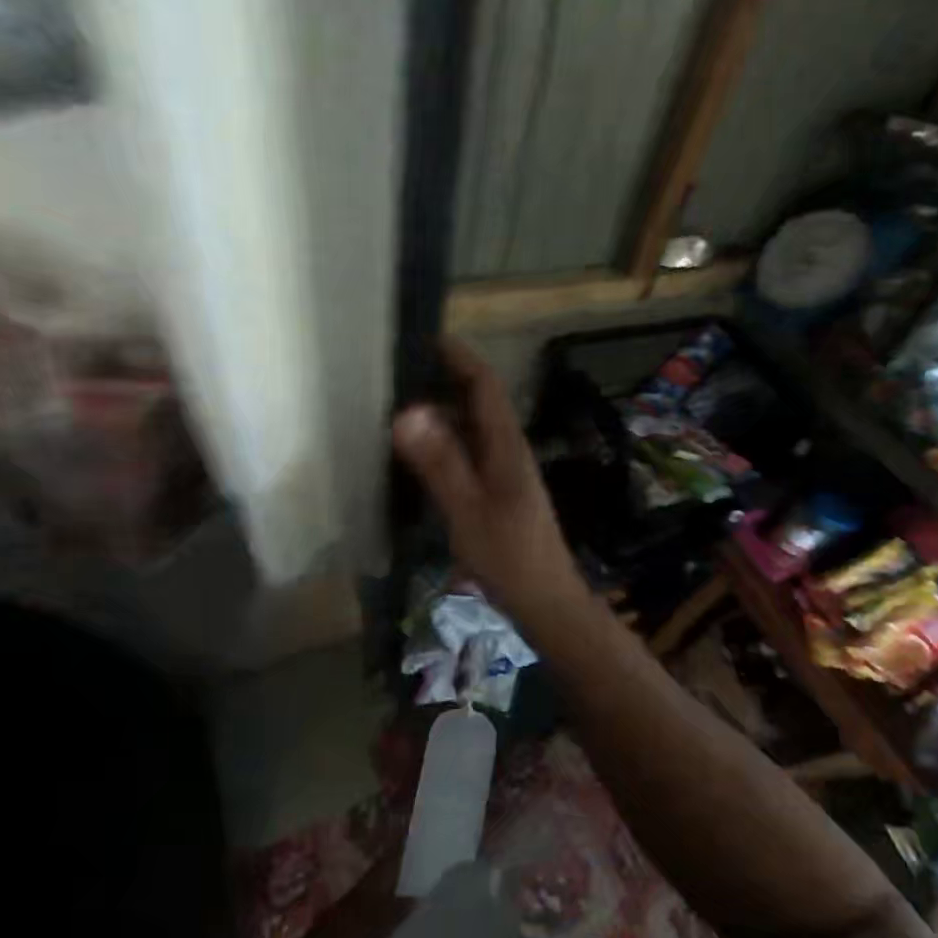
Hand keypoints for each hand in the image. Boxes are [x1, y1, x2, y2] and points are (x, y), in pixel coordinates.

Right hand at [393, 340, 587, 626]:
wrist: (544, 601)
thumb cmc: (510, 557)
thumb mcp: (469, 510)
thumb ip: (440, 463)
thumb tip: (406, 411)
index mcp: (505, 446)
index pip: (484, 384)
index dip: (458, 356)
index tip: (423, 335)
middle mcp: (506, 451)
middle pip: (475, 403)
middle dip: (440, 381)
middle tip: (392, 373)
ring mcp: (503, 474)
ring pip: (469, 431)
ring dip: (438, 415)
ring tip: (393, 409)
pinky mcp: (496, 496)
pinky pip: (466, 457)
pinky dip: (441, 447)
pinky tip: (414, 458)